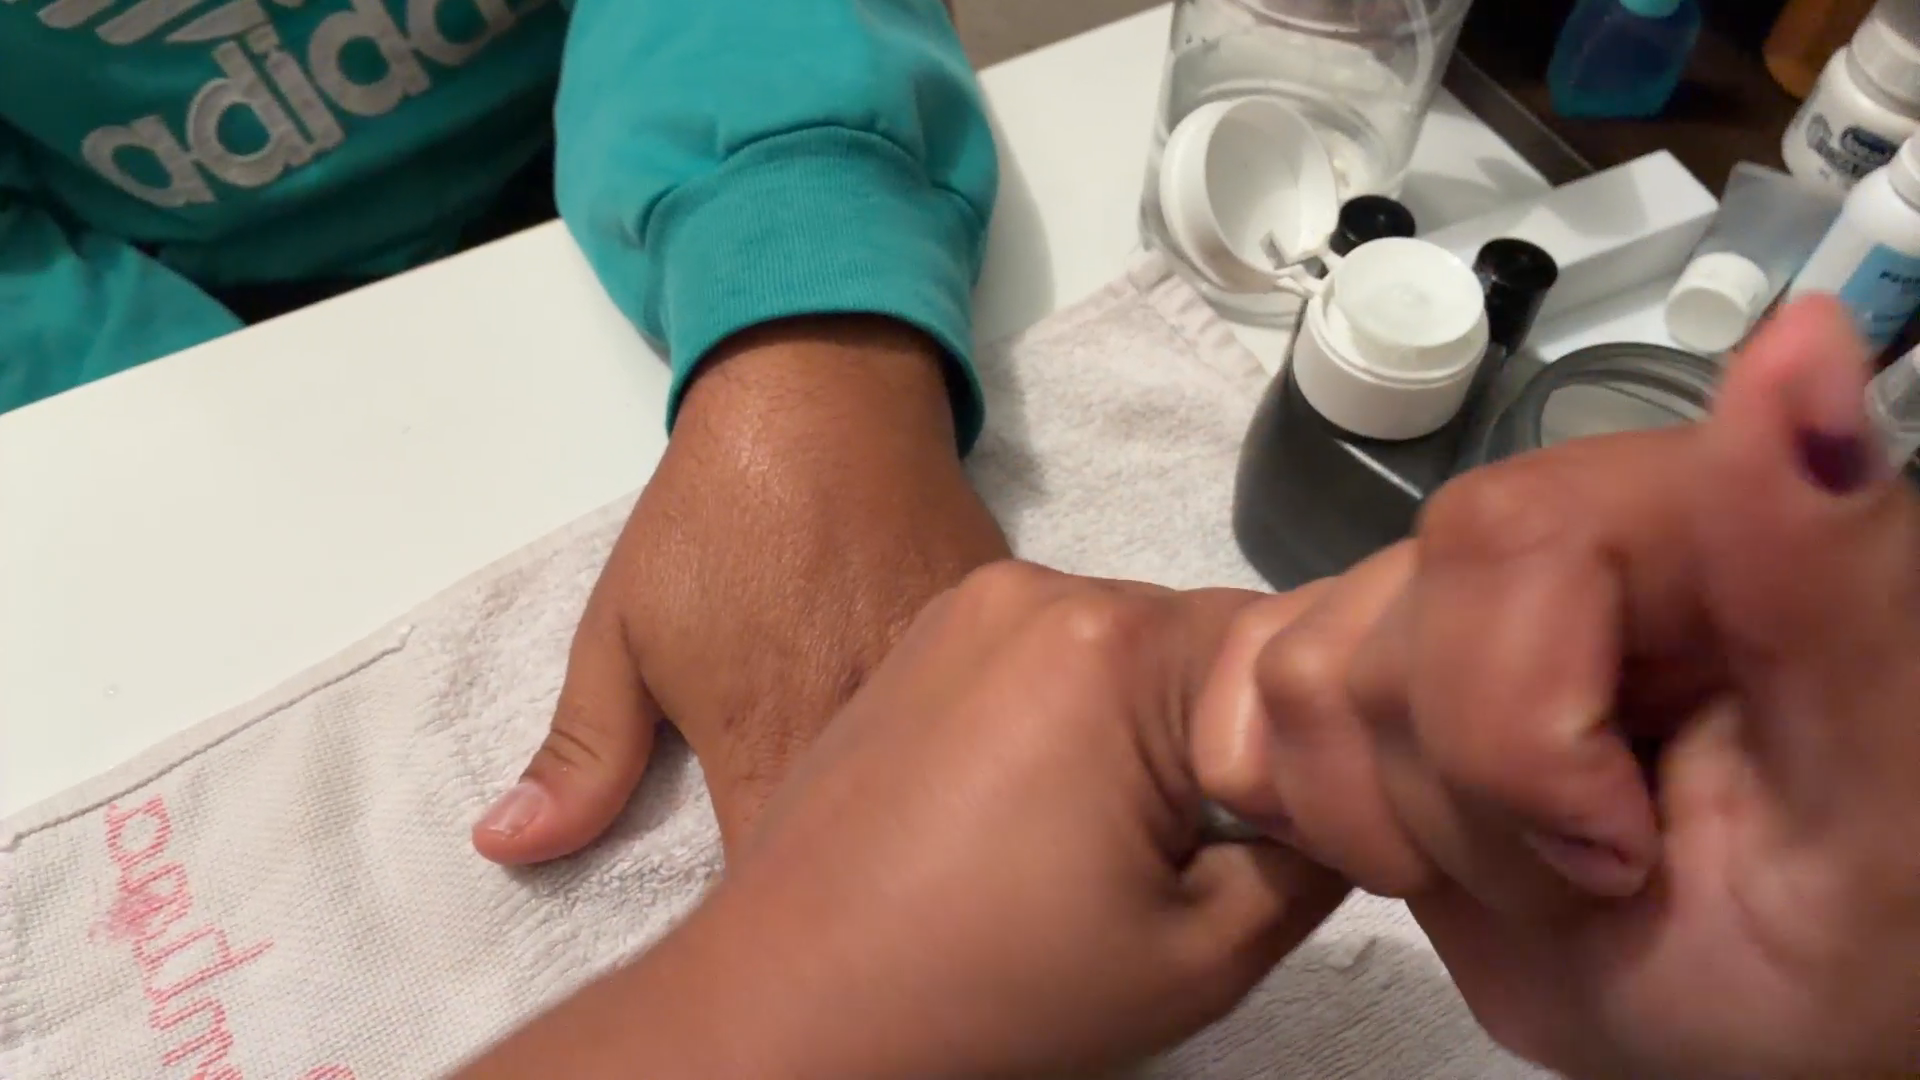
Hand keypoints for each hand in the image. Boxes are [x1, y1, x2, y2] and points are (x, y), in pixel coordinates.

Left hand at [458, 564, 1348, 1079]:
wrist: (796, 989)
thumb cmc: (994, 984)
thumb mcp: (1198, 950)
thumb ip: (1307, 856)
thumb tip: (1339, 797)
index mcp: (1115, 646)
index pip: (1279, 647)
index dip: (1300, 735)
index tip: (1277, 815)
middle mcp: (1041, 587)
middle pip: (1194, 635)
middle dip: (1218, 720)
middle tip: (1186, 825)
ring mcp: (974, 597)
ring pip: (1122, 635)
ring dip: (1143, 706)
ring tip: (1096, 810)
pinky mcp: (930, 626)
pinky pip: (1048, 640)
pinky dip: (1072, 693)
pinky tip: (1030, 778)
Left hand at [473, 317, 1009, 860]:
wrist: (822, 400)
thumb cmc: (715, 512)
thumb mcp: (620, 626)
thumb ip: (583, 752)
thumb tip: (506, 851)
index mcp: (767, 744)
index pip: (770, 883)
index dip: (771, 908)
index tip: (767, 896)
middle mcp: (863, 728)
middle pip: (867, 844)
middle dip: (848, 860)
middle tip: (833, 843)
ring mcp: (939, 676)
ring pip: (936, 779)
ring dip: (913, 795)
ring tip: (900, 792)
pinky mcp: (986, 629)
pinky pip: (981, 704)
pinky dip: (960, 723)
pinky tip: (952, 709)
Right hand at [1202, 299, 1919, 1078]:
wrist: (1683, 1018)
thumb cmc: (1808, 958)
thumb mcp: (1869, 819)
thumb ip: (1829, 586)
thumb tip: (1804, 341)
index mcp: (1658, 525)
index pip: (1497, 545)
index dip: (1515, 725)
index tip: (1615, 847)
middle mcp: (1505, 540)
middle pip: (1367, 641)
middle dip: (1453, 805)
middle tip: (1576, 876)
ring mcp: (1392, 600)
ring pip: (1287, 681)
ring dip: (1382, 823)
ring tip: (1496, 864)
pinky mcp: (1318, 656)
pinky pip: (1232, 713)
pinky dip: (1303, 805)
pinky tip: (1396, 826)